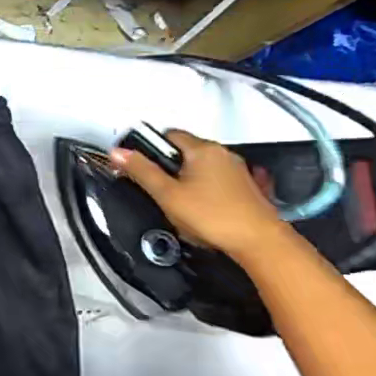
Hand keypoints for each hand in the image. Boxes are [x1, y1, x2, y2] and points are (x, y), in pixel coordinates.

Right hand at [110, 129, 285, 258]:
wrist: (258, 241)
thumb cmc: (210, 216)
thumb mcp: (167, 195)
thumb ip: (141, 171)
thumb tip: (117, 151)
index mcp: (202, 149)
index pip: (169, 134)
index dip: (152, 148)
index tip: (143, 169)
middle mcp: (223, 152)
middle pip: (186, 151)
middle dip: (170, 168)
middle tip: (160, 193)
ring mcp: (238, 169)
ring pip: (201, 167)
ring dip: (187, 180)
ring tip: (180, 206)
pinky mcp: (247, 186)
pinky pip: (217, 180)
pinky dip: (205, 189)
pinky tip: (202, 210)